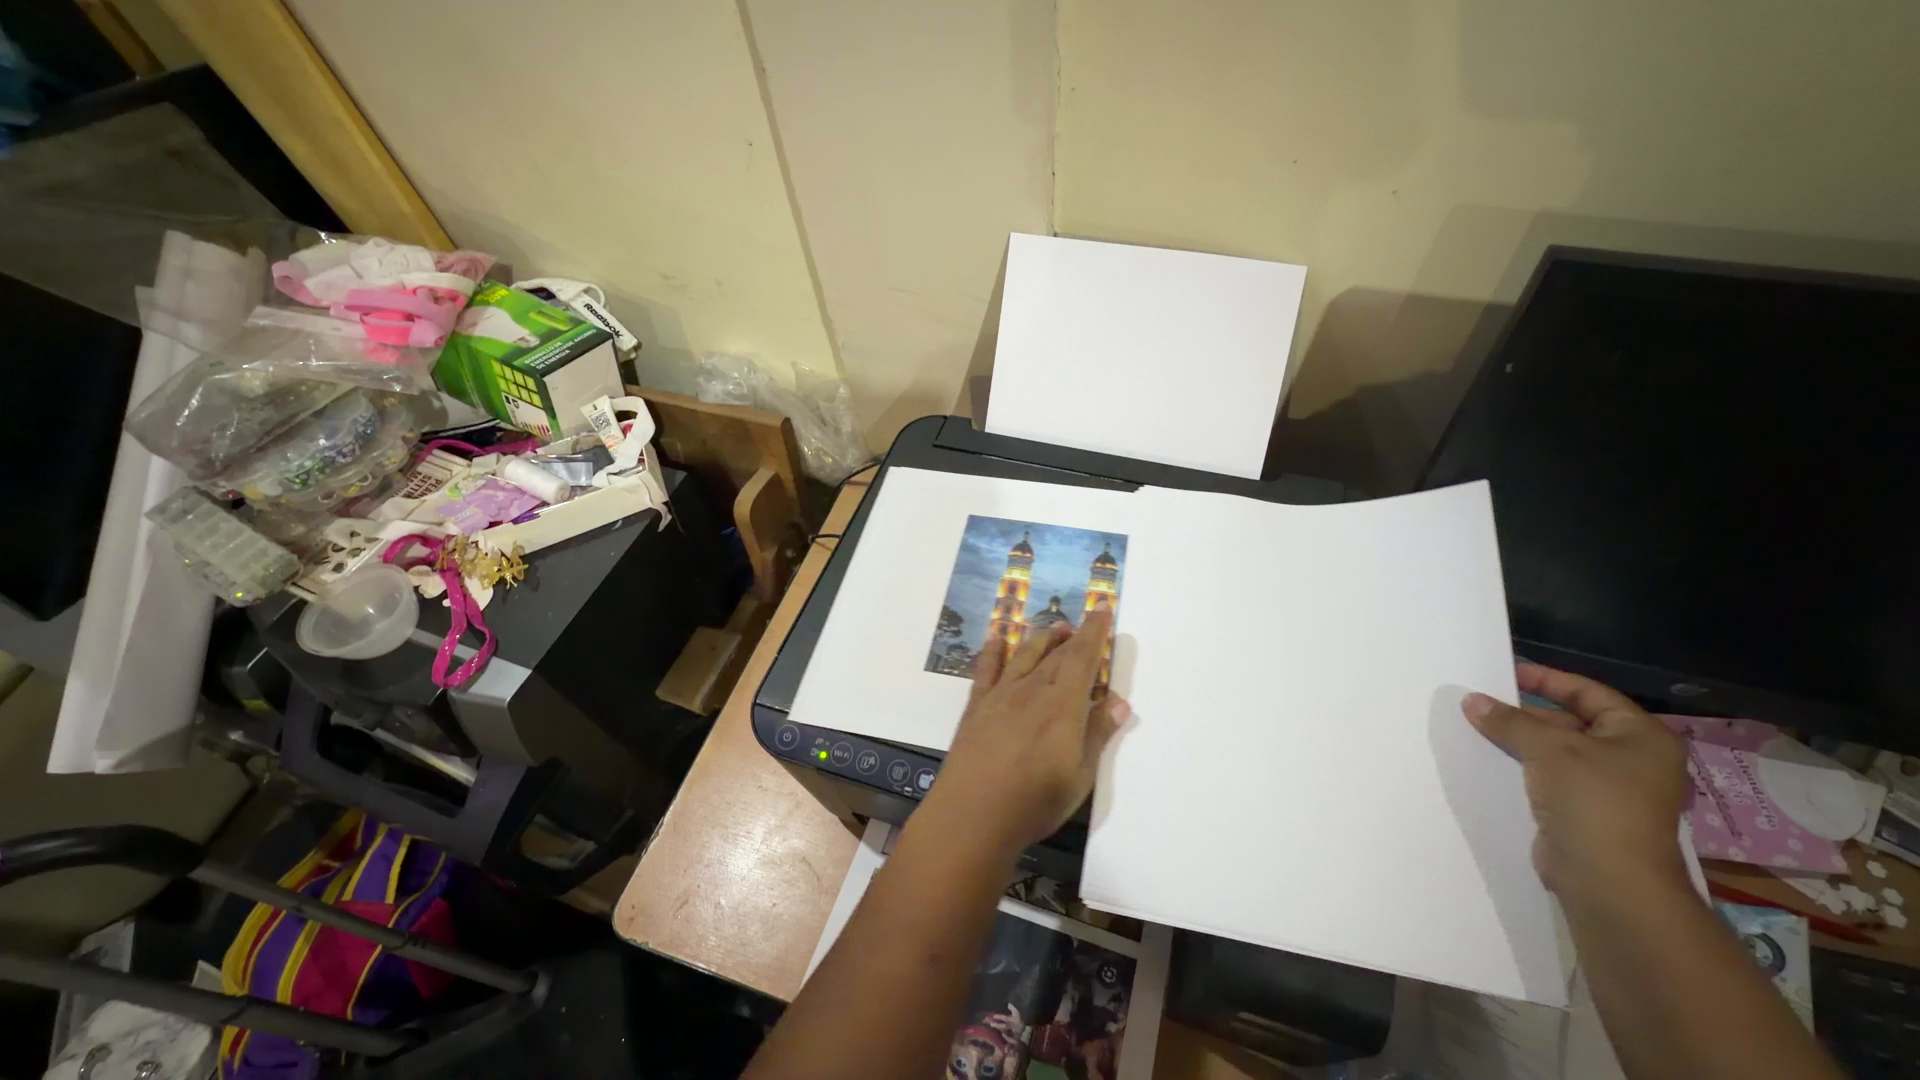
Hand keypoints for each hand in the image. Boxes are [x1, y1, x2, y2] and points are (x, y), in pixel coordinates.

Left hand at [926, 607, 1127, 854]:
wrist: (971, 814)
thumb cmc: (1034, 801)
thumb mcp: (1078, 775)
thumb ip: (1097, 734)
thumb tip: (1117, 700)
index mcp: (1062, 705)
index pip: (1082, 657)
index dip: (1094, 631)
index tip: (1102, 606)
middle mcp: (1031, 691)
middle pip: (1056, 655)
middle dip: (1072, 636)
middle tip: (1083, 623)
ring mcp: (1000, 697)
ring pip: (1024, 656)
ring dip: (1041, 639)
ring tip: (1055, 629)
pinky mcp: (976, 708)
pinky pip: (987, 670)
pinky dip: (994, 651)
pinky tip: (997, 639)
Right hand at [1463, 662, 1689, 899]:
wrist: (1608, 880)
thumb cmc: (1593, 801)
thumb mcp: (1548, 749)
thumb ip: (1509, 720)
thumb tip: (1472, 700)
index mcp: (1641, 735)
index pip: (1588, 692)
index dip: (1546, 679)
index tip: (1505, 673)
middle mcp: (1633, 759)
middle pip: (1573, 721)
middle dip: (1527, 713)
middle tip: (1483, 704)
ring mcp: (1612, 789)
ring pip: (1559, 753)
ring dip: (1522, 742)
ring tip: (1479, 728)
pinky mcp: (1588, 814)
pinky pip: (1551, 780)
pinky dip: (1525, 769)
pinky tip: (1492, 762)